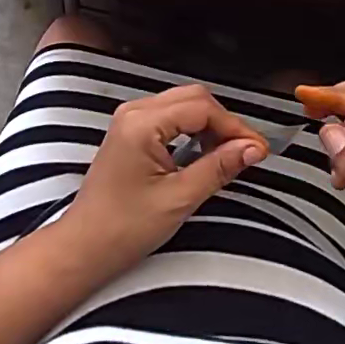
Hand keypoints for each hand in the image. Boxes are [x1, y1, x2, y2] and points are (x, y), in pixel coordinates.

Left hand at [60, 85, 268, 276]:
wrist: (85, 246)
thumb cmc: (124, 227)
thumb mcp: (179, 198)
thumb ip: (218, 167)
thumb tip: (252, 149)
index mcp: (142, 123)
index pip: (201, 108)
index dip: (235, 127)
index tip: (259, 150)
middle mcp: (134, 112)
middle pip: (193, 98)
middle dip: (224, 122)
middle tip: (247, 152)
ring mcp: (130, 120)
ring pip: (182, 104)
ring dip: (209, 125)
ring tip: (228, 155)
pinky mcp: (130, 131)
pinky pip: (169, 117)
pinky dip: (192, 129)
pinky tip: (204, 153)